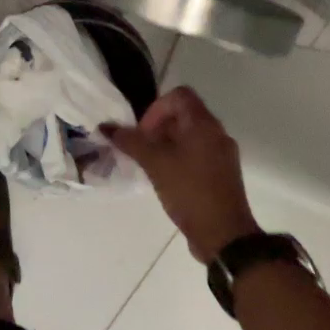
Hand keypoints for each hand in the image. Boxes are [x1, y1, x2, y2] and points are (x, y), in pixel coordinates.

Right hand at [105, 86, 257, 263]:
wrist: (223, 234)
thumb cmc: (188, 191)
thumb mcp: (154, 164)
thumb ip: (129, 141)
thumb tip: (105, 127)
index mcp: (203, 124)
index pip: (178, 95)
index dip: (156, 108)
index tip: (143, 133)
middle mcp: (217, 133)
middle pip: (183, 114)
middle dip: (157, 127)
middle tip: (141, 149)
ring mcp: (222, 154)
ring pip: (189, 135)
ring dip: (166, 143)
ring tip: (150, 165)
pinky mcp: (221, 173)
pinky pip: (196, 153)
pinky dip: (178, 157)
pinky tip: (165, 178)